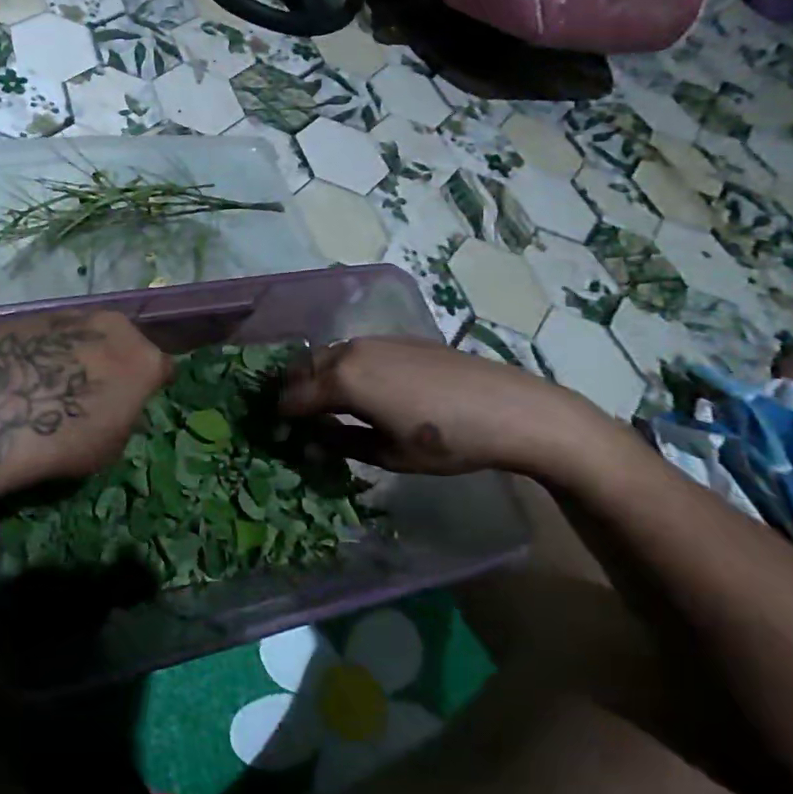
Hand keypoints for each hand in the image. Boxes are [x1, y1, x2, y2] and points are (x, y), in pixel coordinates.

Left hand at [0, 310, 171, 496]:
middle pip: (126, 342)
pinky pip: (54, 333)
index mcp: (143, 358)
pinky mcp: (33, 315)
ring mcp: (72, 315)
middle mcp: (114, 326)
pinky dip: (49, 348)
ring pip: (89, 333)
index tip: (138, 401)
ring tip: (59, 381)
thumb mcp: (111, 447)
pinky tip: (30, 373)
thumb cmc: (63, 439)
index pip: (162, 369)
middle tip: (99, 389)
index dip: (151, 386)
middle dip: (118, 362)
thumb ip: (124, 417)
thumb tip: (117, 406)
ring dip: (84, 352)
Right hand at [278, 335, 617, 475]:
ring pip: (330, 354)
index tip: (280, 432)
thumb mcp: (389, 454)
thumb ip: (342, 444)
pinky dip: (344, 366)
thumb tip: (313, 440)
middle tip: (298, 416)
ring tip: (328, 402)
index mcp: (343, 381)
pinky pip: (355, 350)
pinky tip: (363, 388)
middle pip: (306, 367)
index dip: (282, 416)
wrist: (512, 409)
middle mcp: (351, 352)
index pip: (294, 396)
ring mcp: (376, 341)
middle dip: (295, 389)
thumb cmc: (447, 440)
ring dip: (318, 375)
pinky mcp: (399, 339)